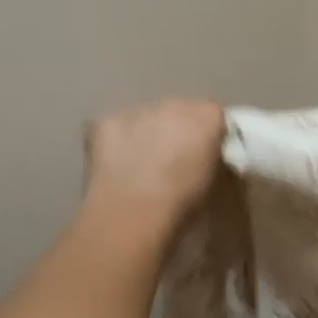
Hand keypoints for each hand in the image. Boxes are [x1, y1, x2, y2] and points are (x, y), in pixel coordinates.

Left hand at [81, 98, 225, 231]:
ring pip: (143, 119)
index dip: (207, 131)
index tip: (203, 151)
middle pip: (177, 110)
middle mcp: (173, 104)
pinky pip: (112, 128)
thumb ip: (210, 152)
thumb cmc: (184, 199)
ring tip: (139, 164)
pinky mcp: (102, 123)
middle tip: (171, 158)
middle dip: (175, 128)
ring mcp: (135, 111)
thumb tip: (201, 153)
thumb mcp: (215, 174)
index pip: (212, 112)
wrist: (132, 212)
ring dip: (145, 134)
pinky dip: (114, 141)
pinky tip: (115, 165)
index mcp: (207, 115)